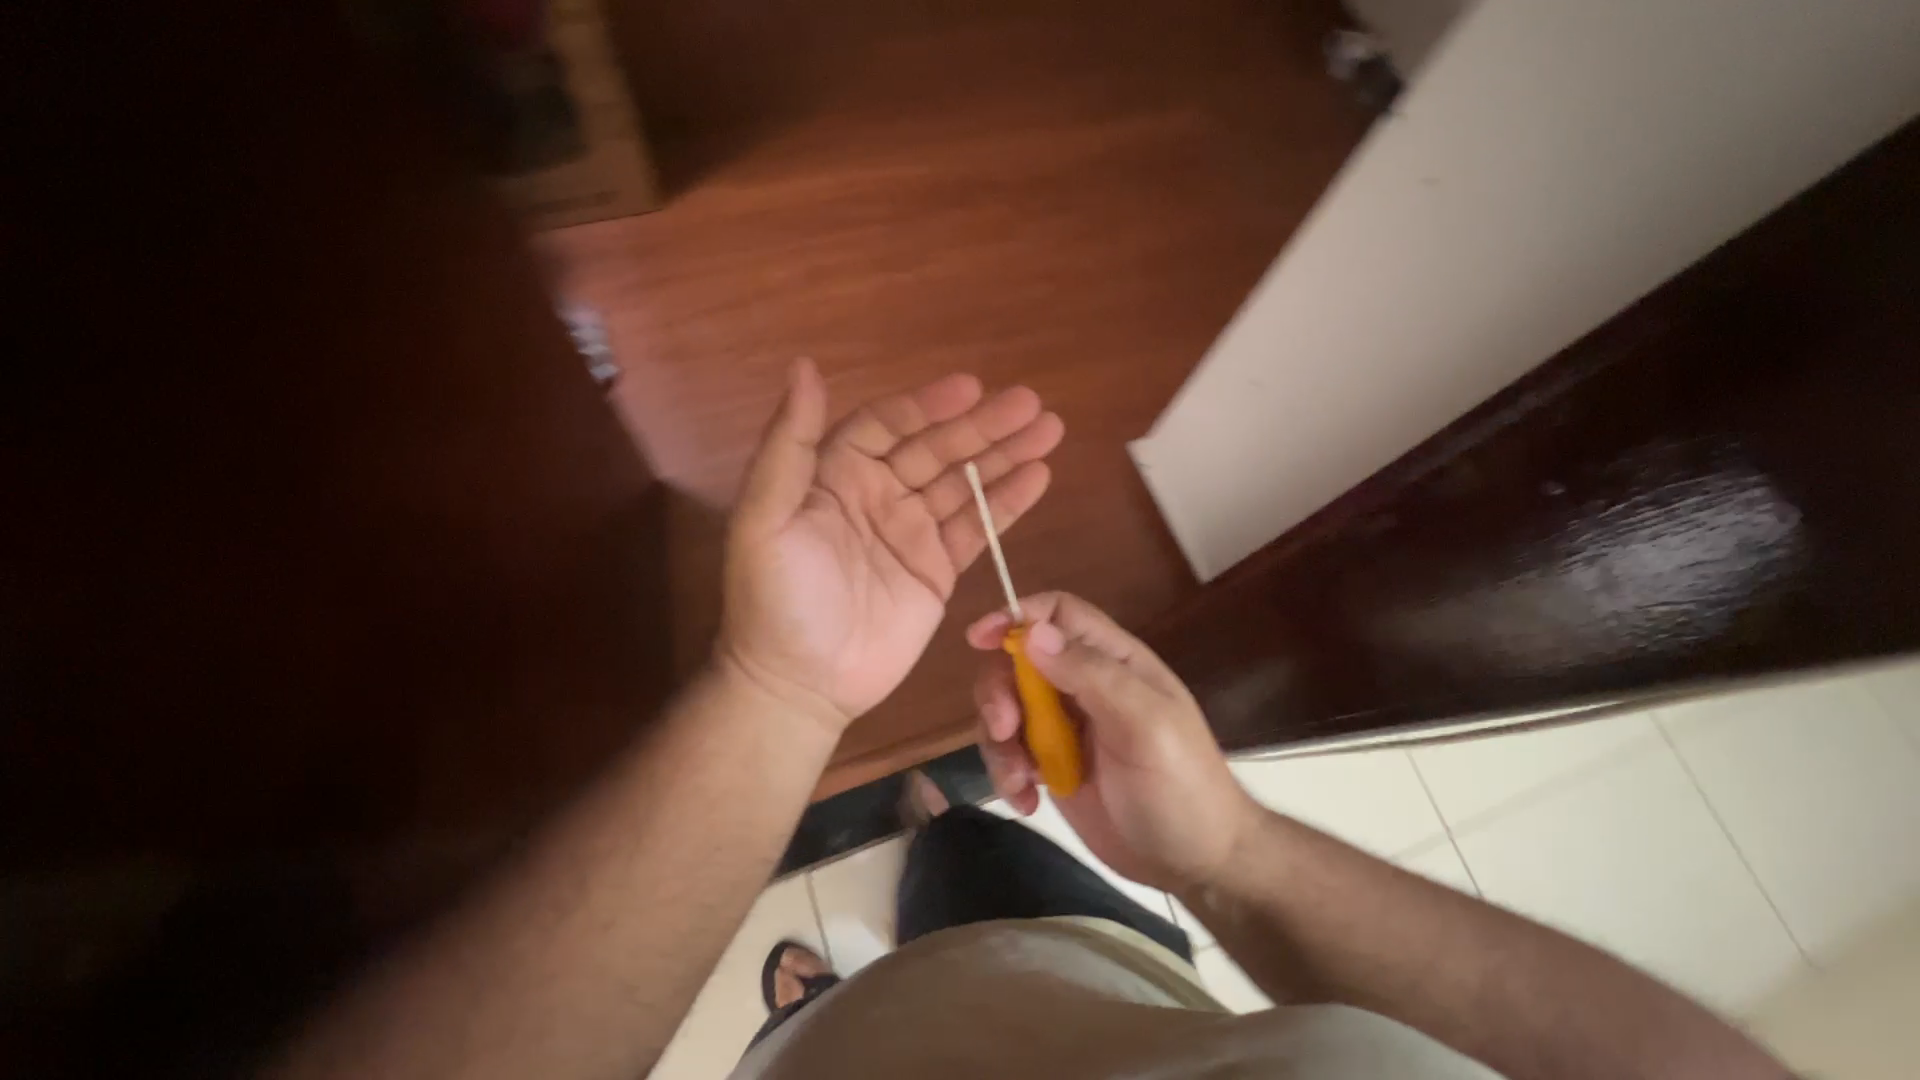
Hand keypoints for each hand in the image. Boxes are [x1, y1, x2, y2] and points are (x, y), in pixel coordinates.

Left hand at [717, 359, 1063, 733]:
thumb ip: (788, 444)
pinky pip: (977, 529)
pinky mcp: (938, 570)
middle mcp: (878, 493)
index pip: (888, 425)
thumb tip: (804, 365)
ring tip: (1048, 428)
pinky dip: (1008, 503)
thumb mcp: (764, 518)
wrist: (800, 684)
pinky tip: (1038, 475)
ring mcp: (912, 532)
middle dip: (982, 426)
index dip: (928, 405)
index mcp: (834, 473)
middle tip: (1031, 403)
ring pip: (965, 483)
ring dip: (1005, 455)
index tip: (971, 388)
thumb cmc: (775, 599)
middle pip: (936, 448)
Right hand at [967, 592, 1258, 892]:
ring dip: (998, 741)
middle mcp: (1084, 686)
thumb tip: (1031, 631)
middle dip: (999, 691)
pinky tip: (1027, 801)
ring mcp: (1066, 727)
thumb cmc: (1181, 788)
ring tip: (1019, 780)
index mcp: (1114, 662)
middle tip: (1004, 729)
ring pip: (1006, 708)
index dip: (1018, 615)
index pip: (1059, 614)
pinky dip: (1006, 773)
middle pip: (1018, 661)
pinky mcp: (1052, 766)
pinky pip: (1009, 752)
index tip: (981, 639)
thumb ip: (1092, 674)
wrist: (1195, 864)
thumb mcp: (1145, 725)